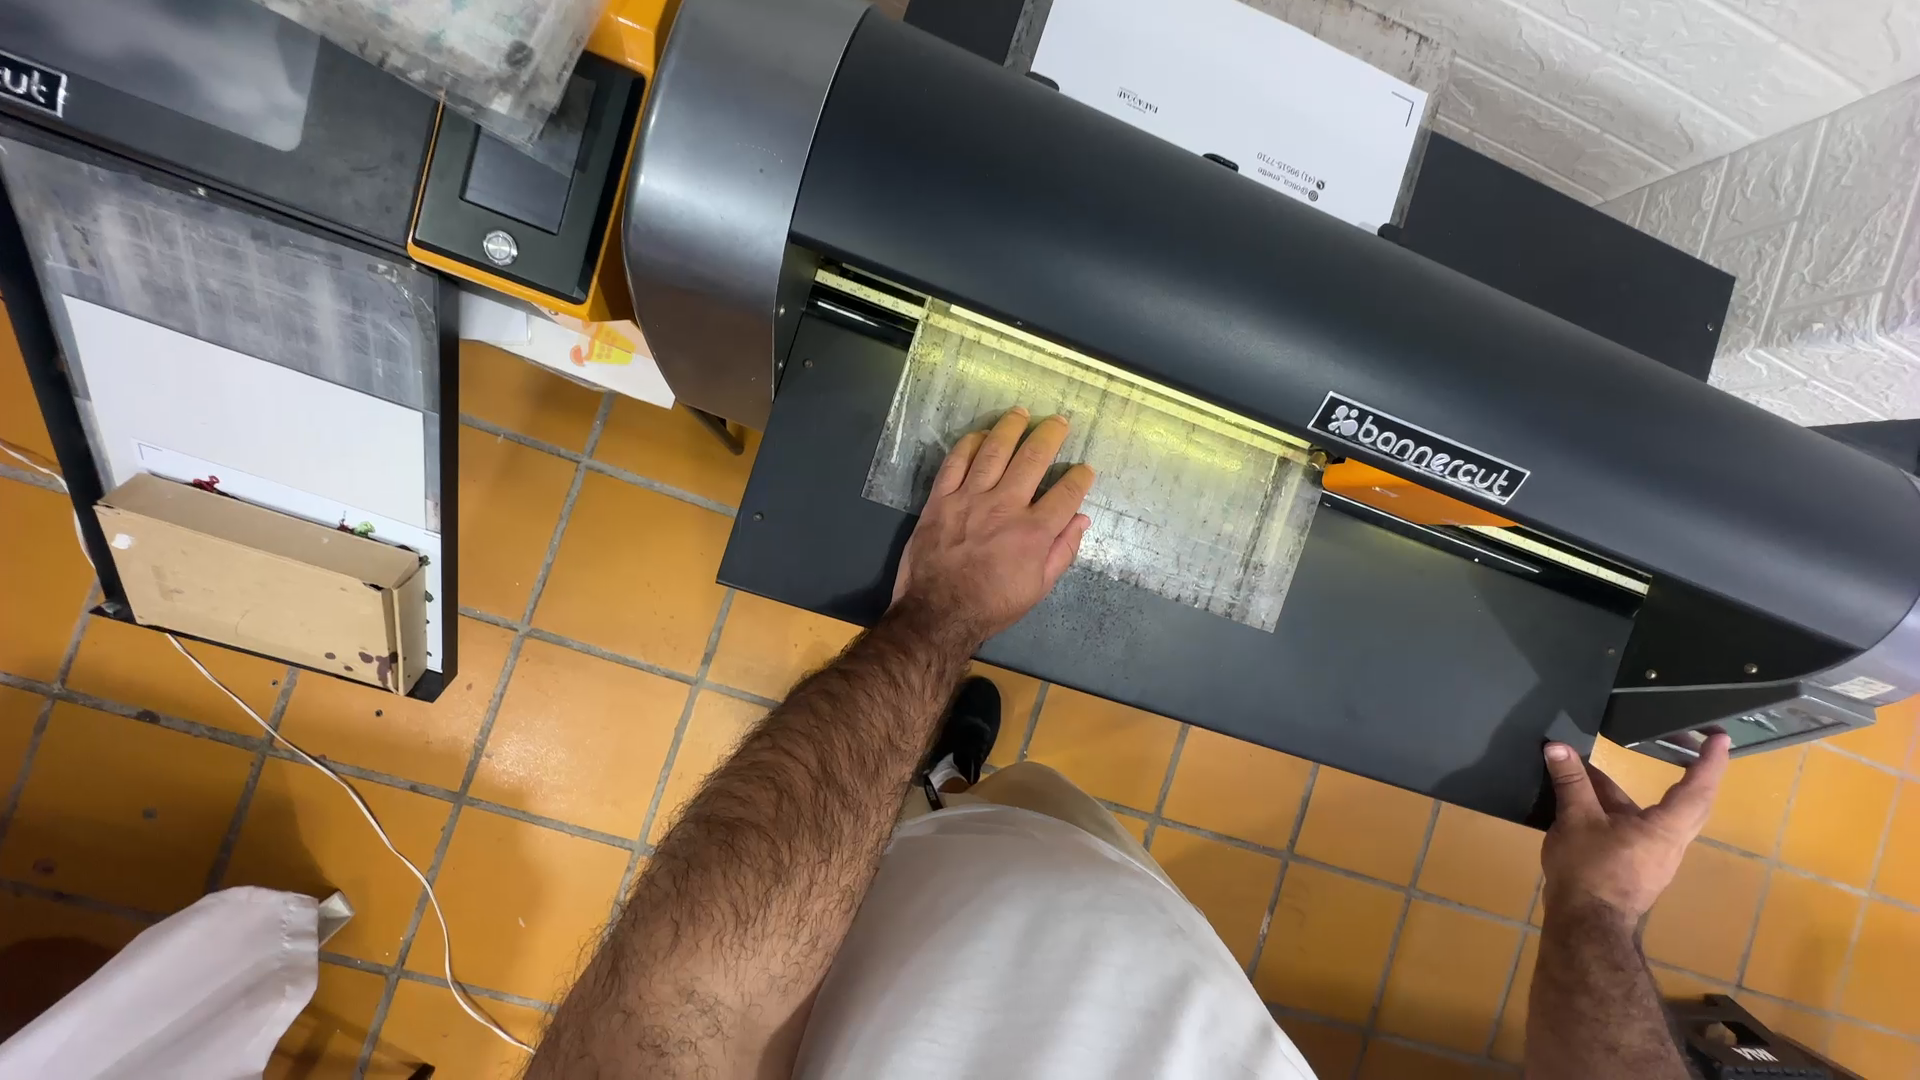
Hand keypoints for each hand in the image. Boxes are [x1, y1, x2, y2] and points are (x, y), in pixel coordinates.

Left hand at [892, 407, 1094, 643]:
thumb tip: (1081, 519)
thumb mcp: (1038, 589)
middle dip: (1050, 435)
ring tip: (1021, 413)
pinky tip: (981, 434)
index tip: (1085, 468)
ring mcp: (970, 499)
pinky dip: (970, 443)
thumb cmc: (992, 606)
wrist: (938, 614)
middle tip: (1058, 421)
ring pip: (995, 450)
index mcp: (1034, 532)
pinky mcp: (941, 499)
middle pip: (1033, 458)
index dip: (1080, 478)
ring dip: (1011, 427)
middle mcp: (1005, 507)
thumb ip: (1062, 551)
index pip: (1066, 494)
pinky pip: (956, 462)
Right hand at [1540, 735, 1730, 925]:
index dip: (1709, 761)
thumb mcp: (1575, 819)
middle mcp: (1668, 840)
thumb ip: (1570, 782)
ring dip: (1615, 790)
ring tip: (1577, 770)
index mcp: (1664, 828)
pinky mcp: (1632, 864)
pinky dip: (1606, 807)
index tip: (1720, 738)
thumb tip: (1556, 747)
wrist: (1587, 920)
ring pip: (1642, 812)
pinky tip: (1576, 803)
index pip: (1695, 788)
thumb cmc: (1591, 868)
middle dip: (1685, 773)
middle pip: (1683, 801)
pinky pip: (1626, 825)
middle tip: (1684, 745)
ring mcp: (1651, 854)